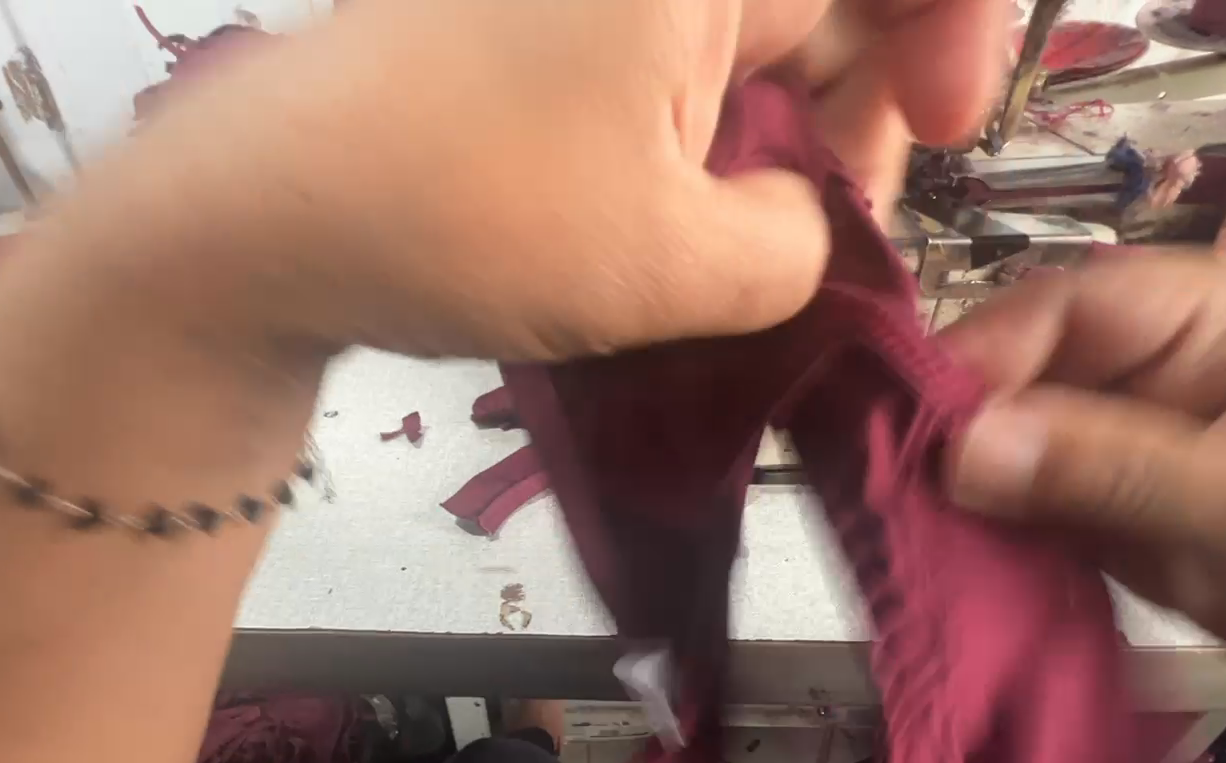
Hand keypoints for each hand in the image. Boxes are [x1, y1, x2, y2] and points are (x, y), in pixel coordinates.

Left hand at [4, 0, 1005, 362]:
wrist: (268, 224)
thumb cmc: (471, 218)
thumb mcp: (668, 261)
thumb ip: (793, 249)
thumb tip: (815, 232)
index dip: (957, 26)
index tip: (948, 132)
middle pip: (814, 17)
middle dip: (846, 134)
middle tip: (819, 251)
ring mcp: (585, 6)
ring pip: (737, 71)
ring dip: (761, 175)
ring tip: (734, 273)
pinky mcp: (542, 51)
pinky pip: (662, 100)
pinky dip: (692, 177)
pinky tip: (673, 250)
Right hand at [942, 254, 1225, 707]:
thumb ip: (1115, 470)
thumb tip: (960, 448)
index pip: (1088, 301)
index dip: (993, 349)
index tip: (918, 415)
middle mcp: (1178, 356)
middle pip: (1037, 364)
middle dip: (966, 417)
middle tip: (895, 471)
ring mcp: (1138, 427)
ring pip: (1017, 430)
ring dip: (964, 470)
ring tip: (906, 507)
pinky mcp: (1110, 490)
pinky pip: (1026, 489)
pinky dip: (984, 513)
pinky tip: (946, 534)